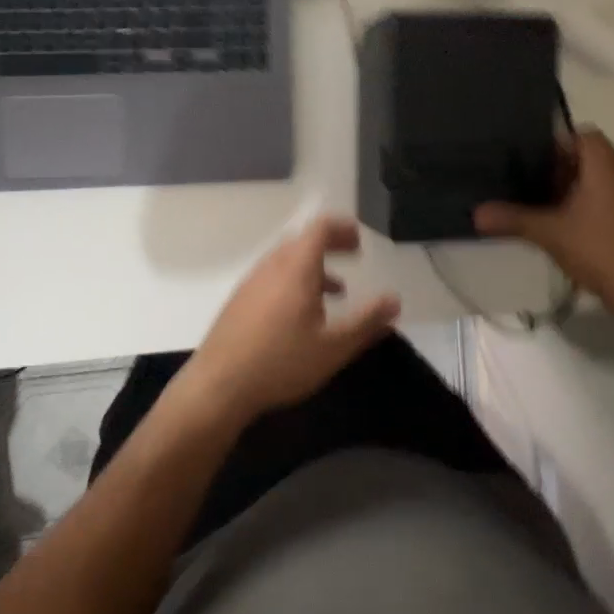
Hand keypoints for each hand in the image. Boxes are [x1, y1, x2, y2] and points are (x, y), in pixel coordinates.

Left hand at [177, 216, 400, 423]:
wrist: (218, 386)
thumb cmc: (281, 362)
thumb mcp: (334, 347)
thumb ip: (367, 321)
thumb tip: (395, 300)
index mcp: (295, 268)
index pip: (319, 228)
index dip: (342, 227)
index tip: (360, 240)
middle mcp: (271, 267)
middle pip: (302, 240)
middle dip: (331, 244)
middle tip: (354, 256)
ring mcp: (250, 283)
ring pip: (286, 261)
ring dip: (313, 266)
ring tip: (336, 291)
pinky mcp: (238, 302)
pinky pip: (272, 277)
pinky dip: (294, 281)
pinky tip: (303, 316)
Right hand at [474, 128, 613, 310]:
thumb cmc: (598, 249)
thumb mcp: (549, 233)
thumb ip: (512, 218)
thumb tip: (476, 213)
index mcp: (605, 164)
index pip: (581, 133)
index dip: (555, 142)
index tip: (530, 159)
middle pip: (590, 154)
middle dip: (561, 166)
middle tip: (531, 181)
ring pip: (601, 176)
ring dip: (576, 185)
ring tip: (547, 204)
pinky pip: (612, 195)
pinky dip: (591, 201)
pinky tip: (571, 225)